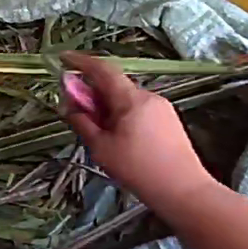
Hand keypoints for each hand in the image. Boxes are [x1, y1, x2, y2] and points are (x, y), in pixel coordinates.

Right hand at [61, 52, 222, 208]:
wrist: (183, 190)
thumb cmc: (138, 170)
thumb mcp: (101, 148)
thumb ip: (82, 121)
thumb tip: (69, 103)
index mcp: (131, 99)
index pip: (103, 69)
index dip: (81, 62)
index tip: (64, 58)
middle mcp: (148, 96)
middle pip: (114, 85)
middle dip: (93, 93)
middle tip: (77, 111)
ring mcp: (162, 107)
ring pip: (126, 99)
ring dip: (108, 107)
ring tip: (100, 134)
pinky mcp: (169, 119)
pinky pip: (140, 109)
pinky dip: (124, 115)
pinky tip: (121, 139)